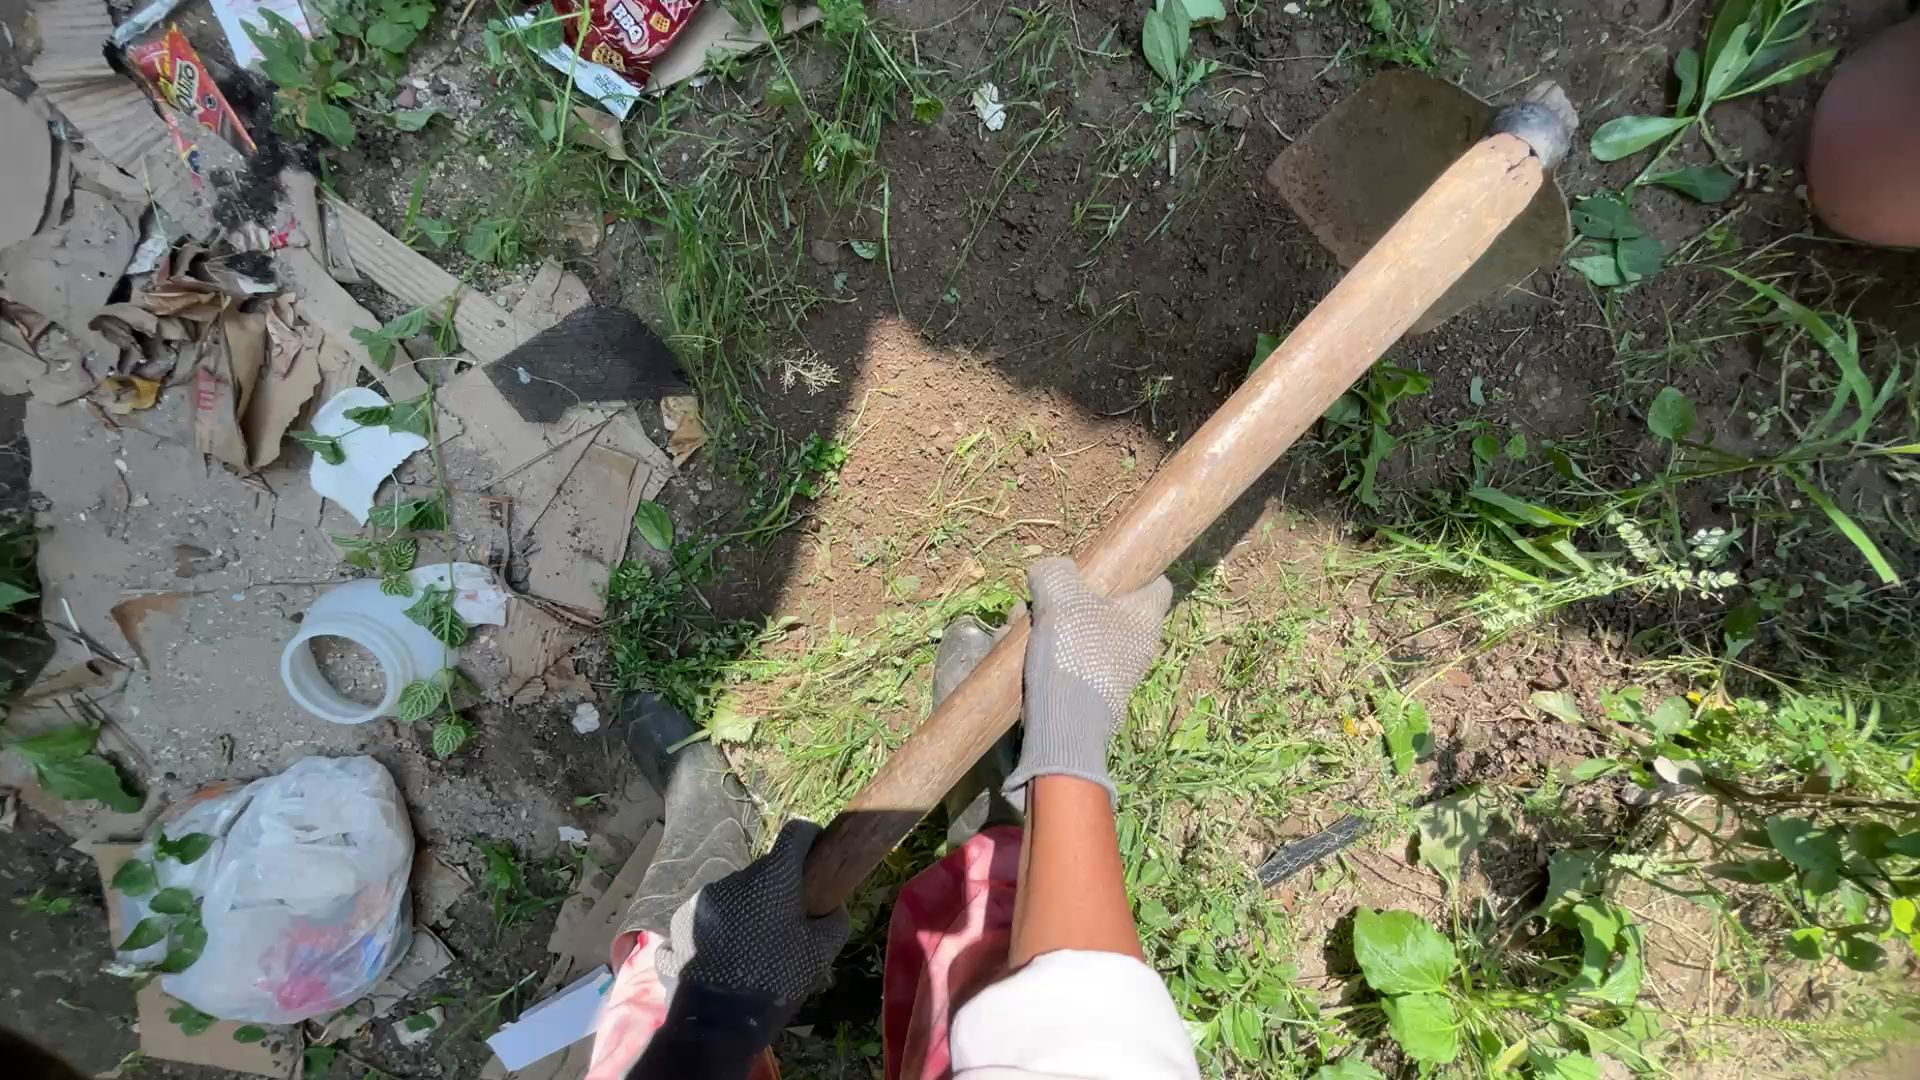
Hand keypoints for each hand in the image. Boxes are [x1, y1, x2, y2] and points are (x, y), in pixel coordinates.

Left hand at [654, 819, 849, 1008]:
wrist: (715, 1028)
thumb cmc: (775, 983)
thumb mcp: (821, 953)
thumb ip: (835, 918)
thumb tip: (831, 903)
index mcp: (773, 877)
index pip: (797, 832)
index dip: (810, 840)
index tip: (814, 859)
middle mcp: (734, 878)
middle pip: (764, 869)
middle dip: (775, 888)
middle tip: (782, 923)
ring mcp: (701, 899)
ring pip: (733, 893)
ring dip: (743, 909)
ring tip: (747, 947)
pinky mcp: (677, 922)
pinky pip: (706, 916)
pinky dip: (716, 929)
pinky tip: (721, 957)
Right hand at [1004, 558, 1172, 802]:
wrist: (1064, 725)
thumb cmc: (1074, 653)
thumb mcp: (1060, 598)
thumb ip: (1055, 573)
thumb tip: (1050, 569)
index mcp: (1145, 617)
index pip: (1156, 583)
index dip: (1131, 571)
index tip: (1102, 569)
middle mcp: (1138, 644)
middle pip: (1104, 606)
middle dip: (1067, 600)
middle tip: (1041, 601)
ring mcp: (1115, 670)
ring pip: (1080, 631)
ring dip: (1048, 625)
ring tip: (1018, 628)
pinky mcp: (1091, 691)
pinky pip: (1069, 658)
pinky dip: (1045, 652)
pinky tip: (1017, 652)